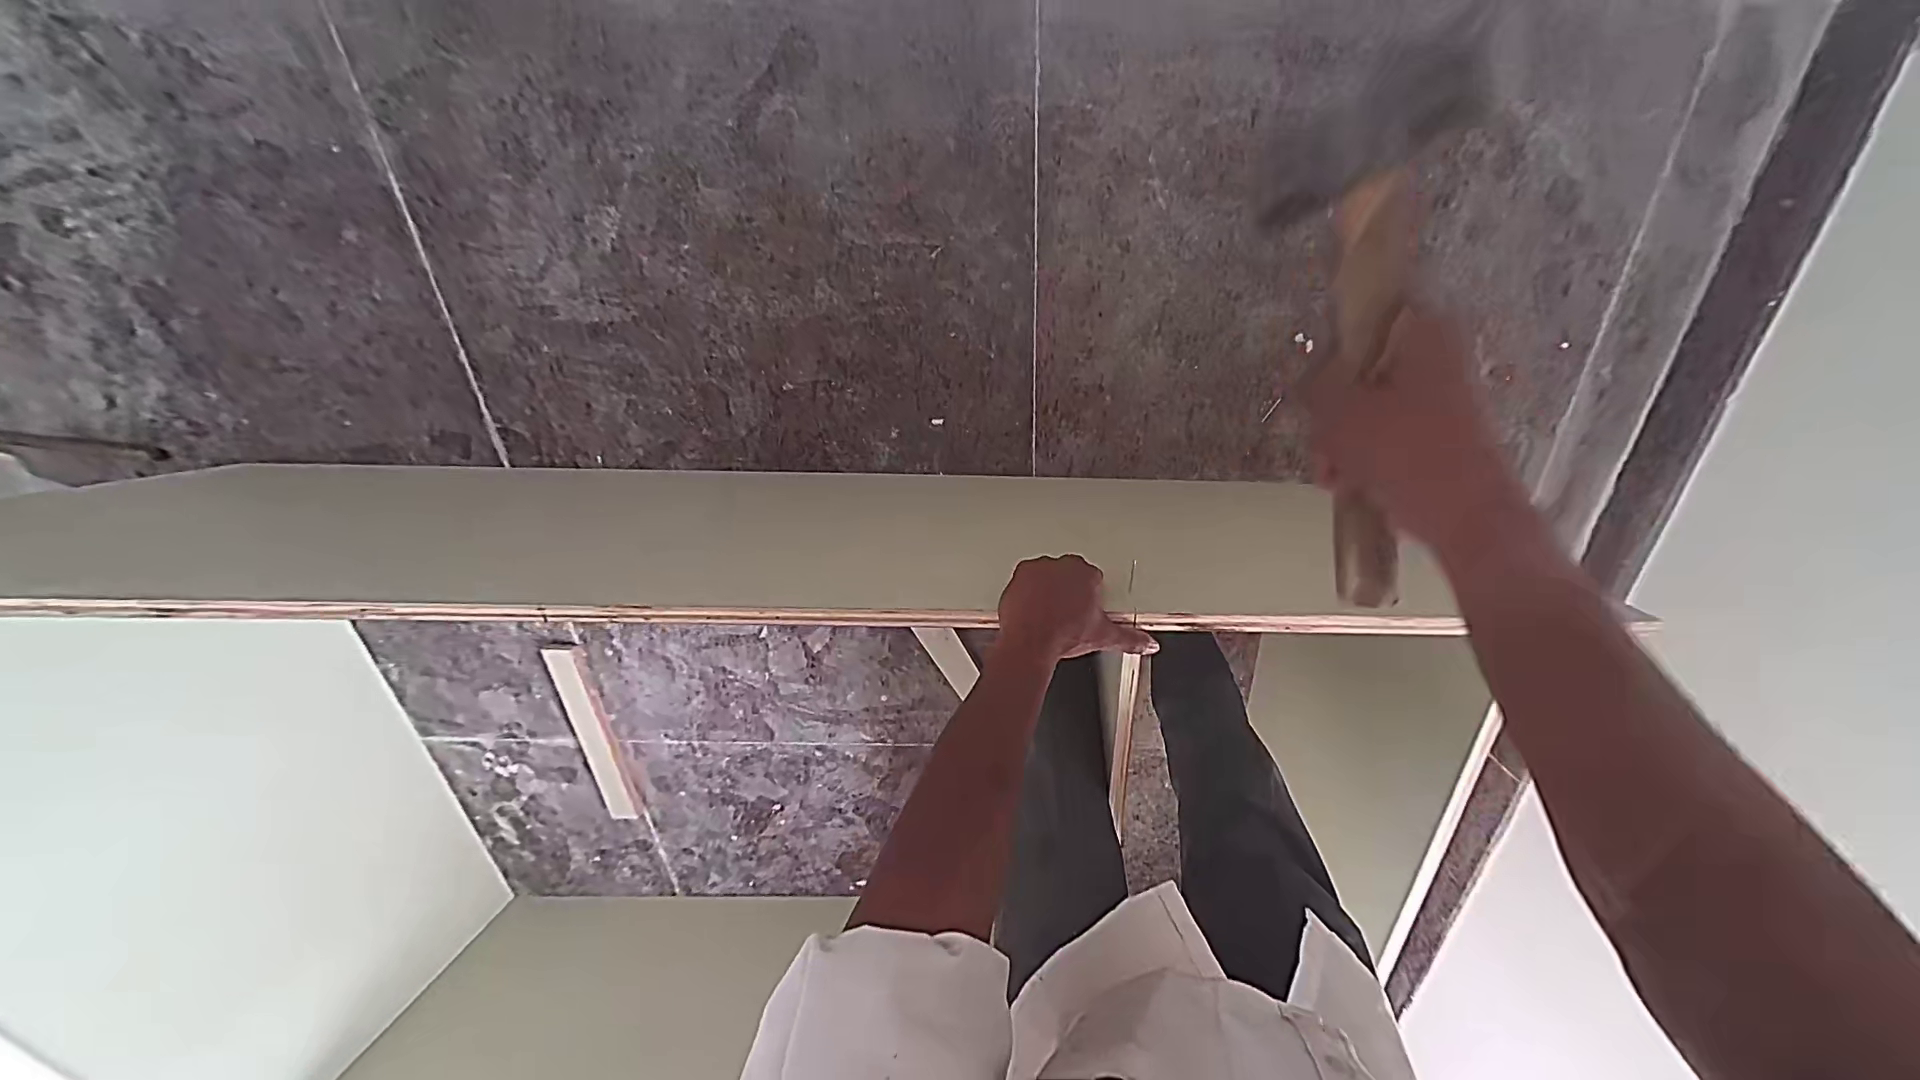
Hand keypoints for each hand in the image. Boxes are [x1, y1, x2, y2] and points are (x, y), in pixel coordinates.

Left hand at [996, 555, 1158, 660]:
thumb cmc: (1062, 634)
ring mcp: (1039, 569)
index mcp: (1085, 573)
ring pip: (1046, 574)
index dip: (1088, 595)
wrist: (1031, 641)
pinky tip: (1031, 609)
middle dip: (1068, 589)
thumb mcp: (1103, 636)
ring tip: (1047, 612)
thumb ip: (1129, 638)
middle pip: (1068, 573)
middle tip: (1067, 612)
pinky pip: (1025, 579)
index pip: (1092, 578)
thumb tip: (1147, 643)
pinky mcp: (1019, 575)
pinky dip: (1027, 590)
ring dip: (1047, 587)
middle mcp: (1062, 566)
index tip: (1084, 609)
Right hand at [1305, 307, 1533, 561]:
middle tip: (1322, 438)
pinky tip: (1346, 484)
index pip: (1368, 317)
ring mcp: (1440, 402)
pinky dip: (1362, 459)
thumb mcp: (1340, 412)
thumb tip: (1306, 378)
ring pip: (1367, 410)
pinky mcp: (1437, 438)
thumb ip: (1315, 387)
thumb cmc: (1405, 451)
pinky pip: (1384, 438)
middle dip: (1331, 412)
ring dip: (1339, 443)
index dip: (1334, 346)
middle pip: (1360, 373)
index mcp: (1424, 335)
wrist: (1465, 514)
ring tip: (1332, 472)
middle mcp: (1438, 360)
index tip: (1313, 378)